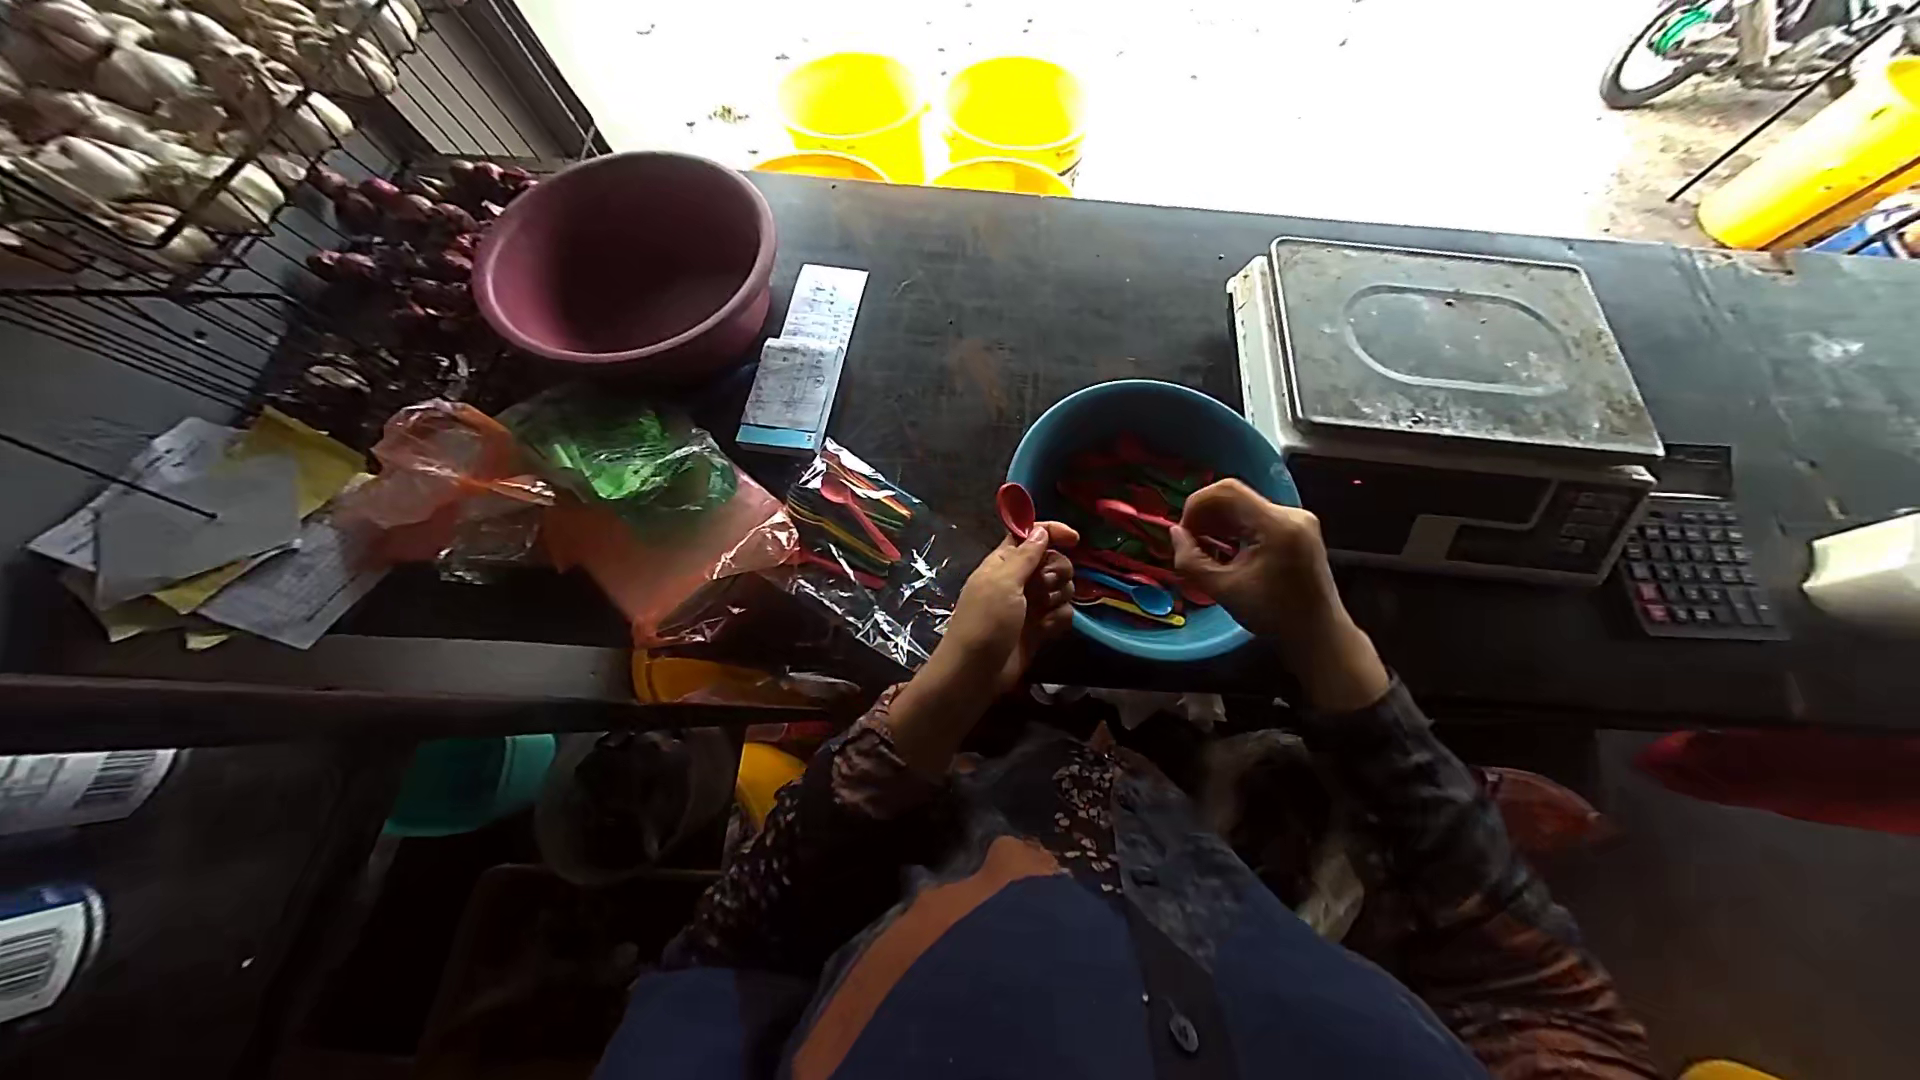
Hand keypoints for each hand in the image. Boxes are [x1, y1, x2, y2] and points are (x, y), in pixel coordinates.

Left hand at [942, 522, 1078, 693]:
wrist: (977, 672)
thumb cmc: (984, 622)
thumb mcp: (1002, 583)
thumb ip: (1024, 556)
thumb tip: (1041, 530)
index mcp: (1004, 562)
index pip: (1032, 535)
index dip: (1053, 532)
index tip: (1074, 539)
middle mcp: (1019, 579)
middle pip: (1054, 560)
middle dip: (1057, 571)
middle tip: (1043, 587)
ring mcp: (1031, 604)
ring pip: (1063, 587)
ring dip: (1058, 597)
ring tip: (1041, 612)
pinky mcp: (1040, 627)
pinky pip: (1063, 613)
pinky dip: (1058, 620)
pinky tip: (1046, 630)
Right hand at [1170, 480, 1387, 710]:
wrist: (1318, 634)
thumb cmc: (1273, 615)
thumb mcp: (1222, 589)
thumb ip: (1190, 560)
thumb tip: (1174, 533)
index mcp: (1277, 525)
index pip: (1227, 491)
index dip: (1196, 505)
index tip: (1183, 532)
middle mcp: (1291, 514)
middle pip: (1235, 497)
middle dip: (1205, 515)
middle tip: (1189, 542)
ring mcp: (1297, 520)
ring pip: (1244, 506)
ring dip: (1218, 522)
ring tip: (1203, 548)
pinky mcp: (1298, 530)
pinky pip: (1257, 518)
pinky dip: (1234, 528)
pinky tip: (1223, 550)